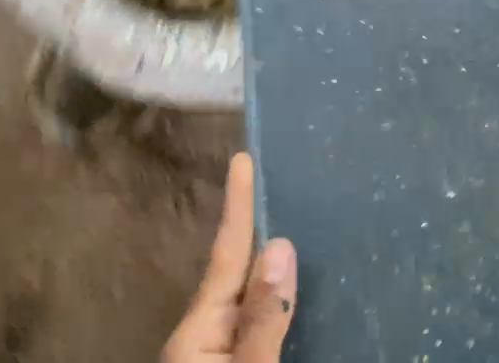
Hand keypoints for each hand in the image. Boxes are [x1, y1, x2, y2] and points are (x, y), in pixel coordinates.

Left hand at [162, 153, 297, 362]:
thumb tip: (281, 245)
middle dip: (258, 226)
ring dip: (272, 264)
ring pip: (252, 297)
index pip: (227, 253)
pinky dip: (277, 299)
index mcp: (199, 327)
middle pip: (239, 270)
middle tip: (280, 178)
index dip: (238, 204)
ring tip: (298, 224)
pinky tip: (297, 292)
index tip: (242, 156)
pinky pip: (261, 322)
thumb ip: (262, 317)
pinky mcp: (238, 361)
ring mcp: (219, 351)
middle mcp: (206, 333)